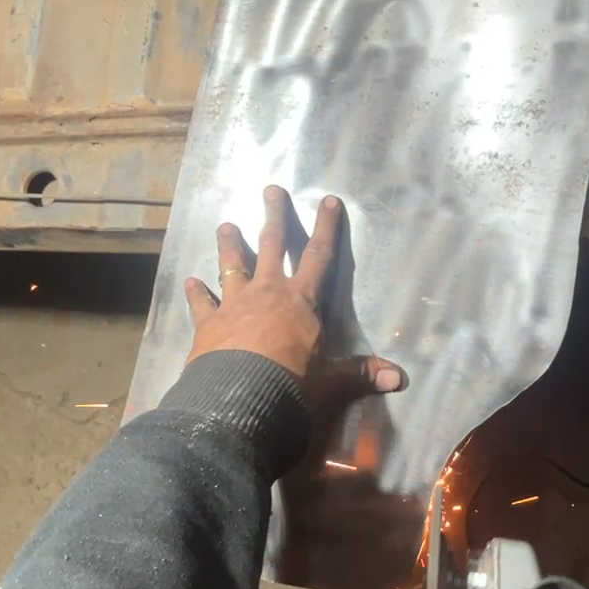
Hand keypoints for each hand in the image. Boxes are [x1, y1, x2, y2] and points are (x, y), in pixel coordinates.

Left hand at [184, 186, 404, 395]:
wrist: (239, 399)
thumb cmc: (291, 383)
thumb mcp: (331, 379)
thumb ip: (361, 373)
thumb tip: (399, 377)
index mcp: (300, 299)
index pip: (319, 256)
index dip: (326, 228)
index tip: (328, 200)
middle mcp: (267, 292)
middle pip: (272, 246)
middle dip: (275, 217)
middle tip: (271, 190)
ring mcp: (234, 305)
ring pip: (232, 266)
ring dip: (229, 246)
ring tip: (224, 226)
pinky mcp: (209, 324)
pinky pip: (201, 303)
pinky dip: (195, 292)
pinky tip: (189, 280)